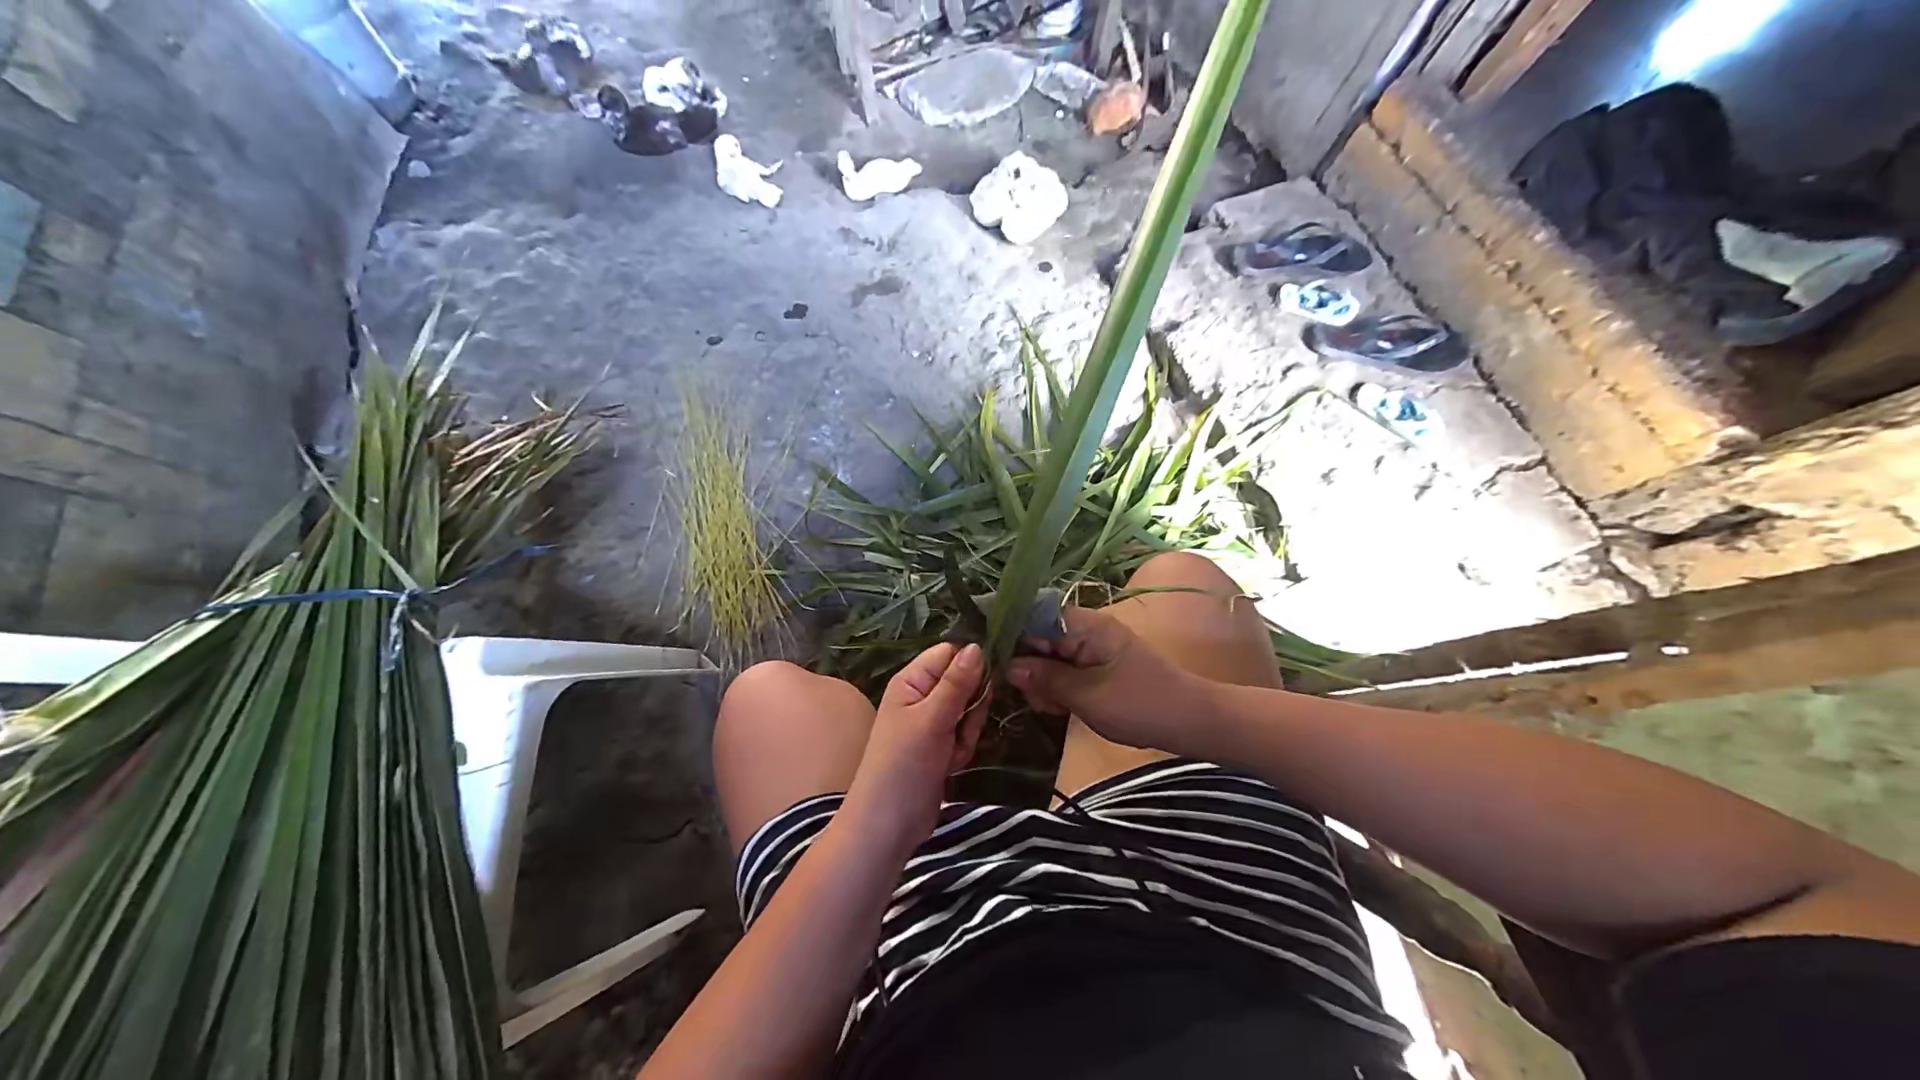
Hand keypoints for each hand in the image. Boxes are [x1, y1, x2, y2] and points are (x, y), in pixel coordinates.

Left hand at [842, 642, 987, 852]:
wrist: (888, 825)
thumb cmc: (903, 766)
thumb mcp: (932, 720)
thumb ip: (957, 683)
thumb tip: (977, 646)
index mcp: (911, 680)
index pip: (950, 653)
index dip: (970, 666)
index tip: (982, 687)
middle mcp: (921, 695)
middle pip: (966, 682)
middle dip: (971, 708)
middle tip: (957, 730)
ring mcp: (932, 721)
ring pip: (970, 711)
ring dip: (967, 733)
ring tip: (950, 754)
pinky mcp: (941, 745)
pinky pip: (966, 734)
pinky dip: (964, 750)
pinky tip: (950, 767)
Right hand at [1007, 607, 1214, 756]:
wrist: (1191, 721)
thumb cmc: (1141, 704)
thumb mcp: (1088, 696)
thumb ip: (1047, 679)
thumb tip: (1010, 666)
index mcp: (1086, 626)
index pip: (1035, 617)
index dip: (1012, 637)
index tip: (995, 663)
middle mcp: (1086, 629)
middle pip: (1039, 638)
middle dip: (1028, 666)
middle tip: (1034, 698)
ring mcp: (1092, 647)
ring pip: (1049, 656)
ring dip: (1042, 680)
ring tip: (1050, 707)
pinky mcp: (1097, 665)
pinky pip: (1065, 669)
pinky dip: (1057, 687)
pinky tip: (1059, 707)